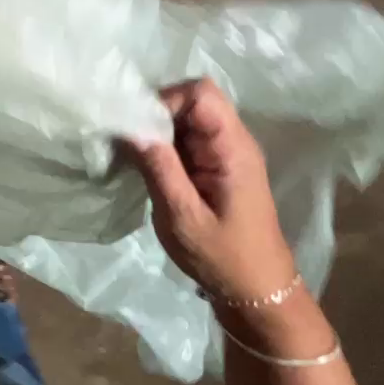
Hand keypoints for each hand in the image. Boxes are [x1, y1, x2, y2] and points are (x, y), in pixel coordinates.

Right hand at [127, 79, 297, 302]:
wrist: (255, 290)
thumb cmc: (222, 256)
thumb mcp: (182, 215)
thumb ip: (159, 168)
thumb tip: (131, 127)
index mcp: (232, 149)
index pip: (200, 94)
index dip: (165, 101)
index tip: (138, 131)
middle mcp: (231, 142)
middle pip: (191, 100)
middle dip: (154, 115)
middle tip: (128, 144)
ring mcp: (222, 154)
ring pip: (183, 119)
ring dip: (154, 131)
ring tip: (131, 157)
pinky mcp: (211, 167)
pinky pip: (183, 140)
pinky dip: (159, 146)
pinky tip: (143, 167)